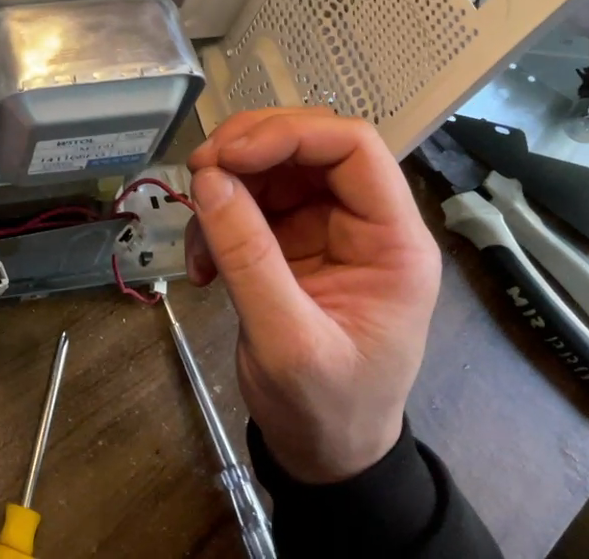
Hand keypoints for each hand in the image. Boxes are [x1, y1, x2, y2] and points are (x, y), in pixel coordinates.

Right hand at [186, 108, 439, 483]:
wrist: (324, 454)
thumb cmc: (325, 408)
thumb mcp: (286, 341)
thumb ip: (248, 257)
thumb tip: (207, 179)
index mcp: (392, 241)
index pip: (353, 147)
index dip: (289, 134)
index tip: (227, 155)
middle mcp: (361, 221)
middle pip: (307, 144)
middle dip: (246, 150)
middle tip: (196, 173)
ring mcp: (323, 228)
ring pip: (270, 166)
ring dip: (222, 189)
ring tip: (196, 242)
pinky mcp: (290, 242)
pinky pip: (247, 201)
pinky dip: (214, 221)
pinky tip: (200, 266)